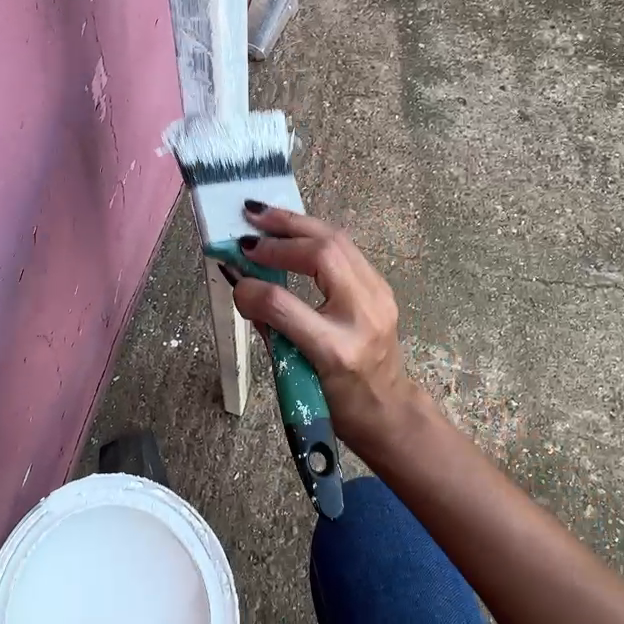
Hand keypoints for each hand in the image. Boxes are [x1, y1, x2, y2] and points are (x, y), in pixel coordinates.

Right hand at [227, 203, 422, 457]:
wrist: (388, 410)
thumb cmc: (336, 401)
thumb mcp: (294, 374)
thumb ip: (269, 326)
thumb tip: (242, 285)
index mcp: (337, 349)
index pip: (285, 305)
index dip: (254, 290)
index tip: (235, 281)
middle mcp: (363, 316)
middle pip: (322, 255)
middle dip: (279, 238)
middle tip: (247, 225)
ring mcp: (378, 296)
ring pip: (337, 239)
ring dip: (296, 224)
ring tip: (262, 213)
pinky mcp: (380, 285)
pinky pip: (345, 246)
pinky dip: (313, 232)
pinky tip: (289, 228)